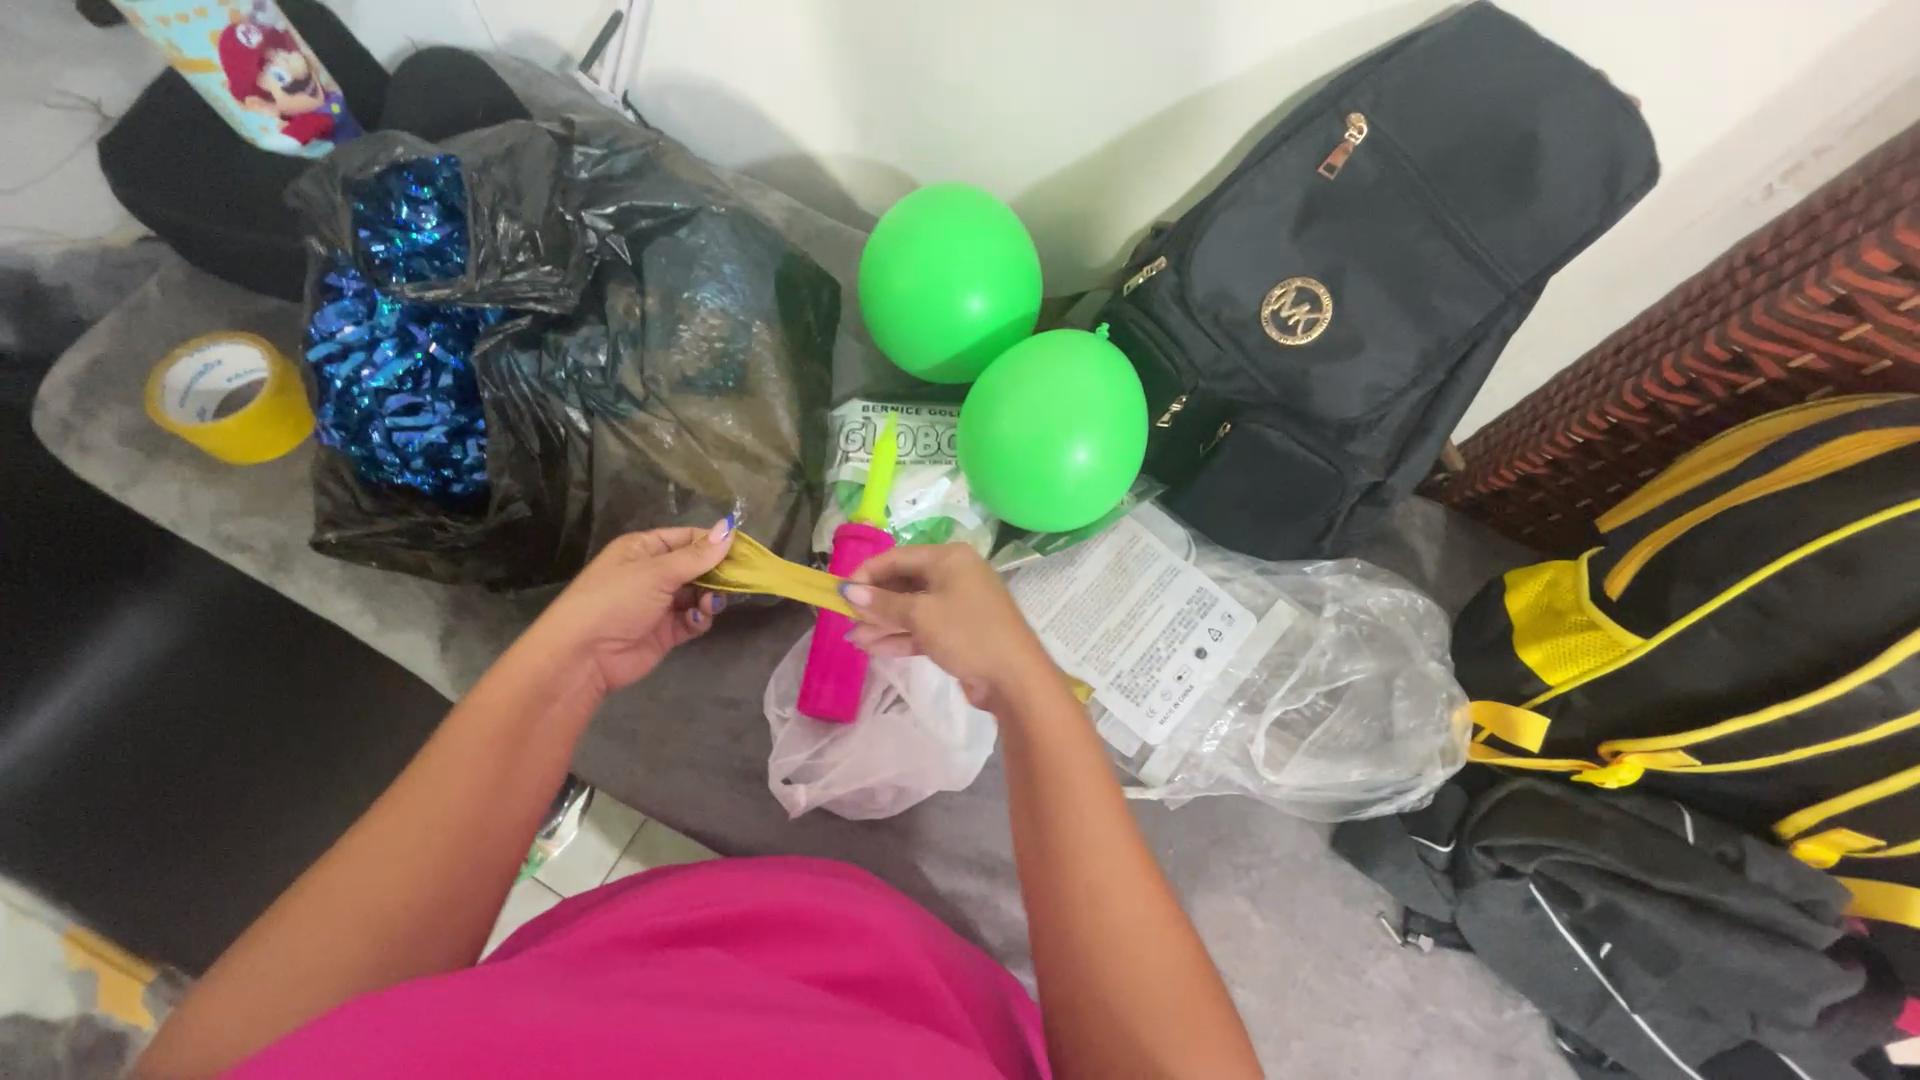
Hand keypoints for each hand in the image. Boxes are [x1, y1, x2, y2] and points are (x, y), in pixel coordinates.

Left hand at [528, 519, 735, 699]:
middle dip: (717, 573)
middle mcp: (652, 573)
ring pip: (698, 594)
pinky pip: (692, 619)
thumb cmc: (615, 600)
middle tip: (739, 579)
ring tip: (710, 604)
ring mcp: (659, 603)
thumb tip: (729, 529)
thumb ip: (697, 555)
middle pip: (697, 567)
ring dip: (710, 597)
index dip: (714, 543)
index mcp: (644, 549)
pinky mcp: (666, 631)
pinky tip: (695, 620)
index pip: (687, 538)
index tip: (742, 550)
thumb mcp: (656, 572)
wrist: (584, 655)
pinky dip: (699, 618)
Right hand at [842, 544, 1057, 710]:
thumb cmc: (968, 633)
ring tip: (853, 639)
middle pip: (904, 582)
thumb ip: (882, 603)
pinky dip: (900, 636)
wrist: (1014, 677)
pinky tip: (872, 648)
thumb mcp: (921, 615)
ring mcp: (958, 604)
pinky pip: (922, 627)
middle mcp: (954, 575)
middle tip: (846, 618)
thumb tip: (848, 591)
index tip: (841, 592)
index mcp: (949, 558)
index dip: (867, 573)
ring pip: (912, 608)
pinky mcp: (958, 632)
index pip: (898, 557)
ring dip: (883, 623)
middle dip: (874, 602)